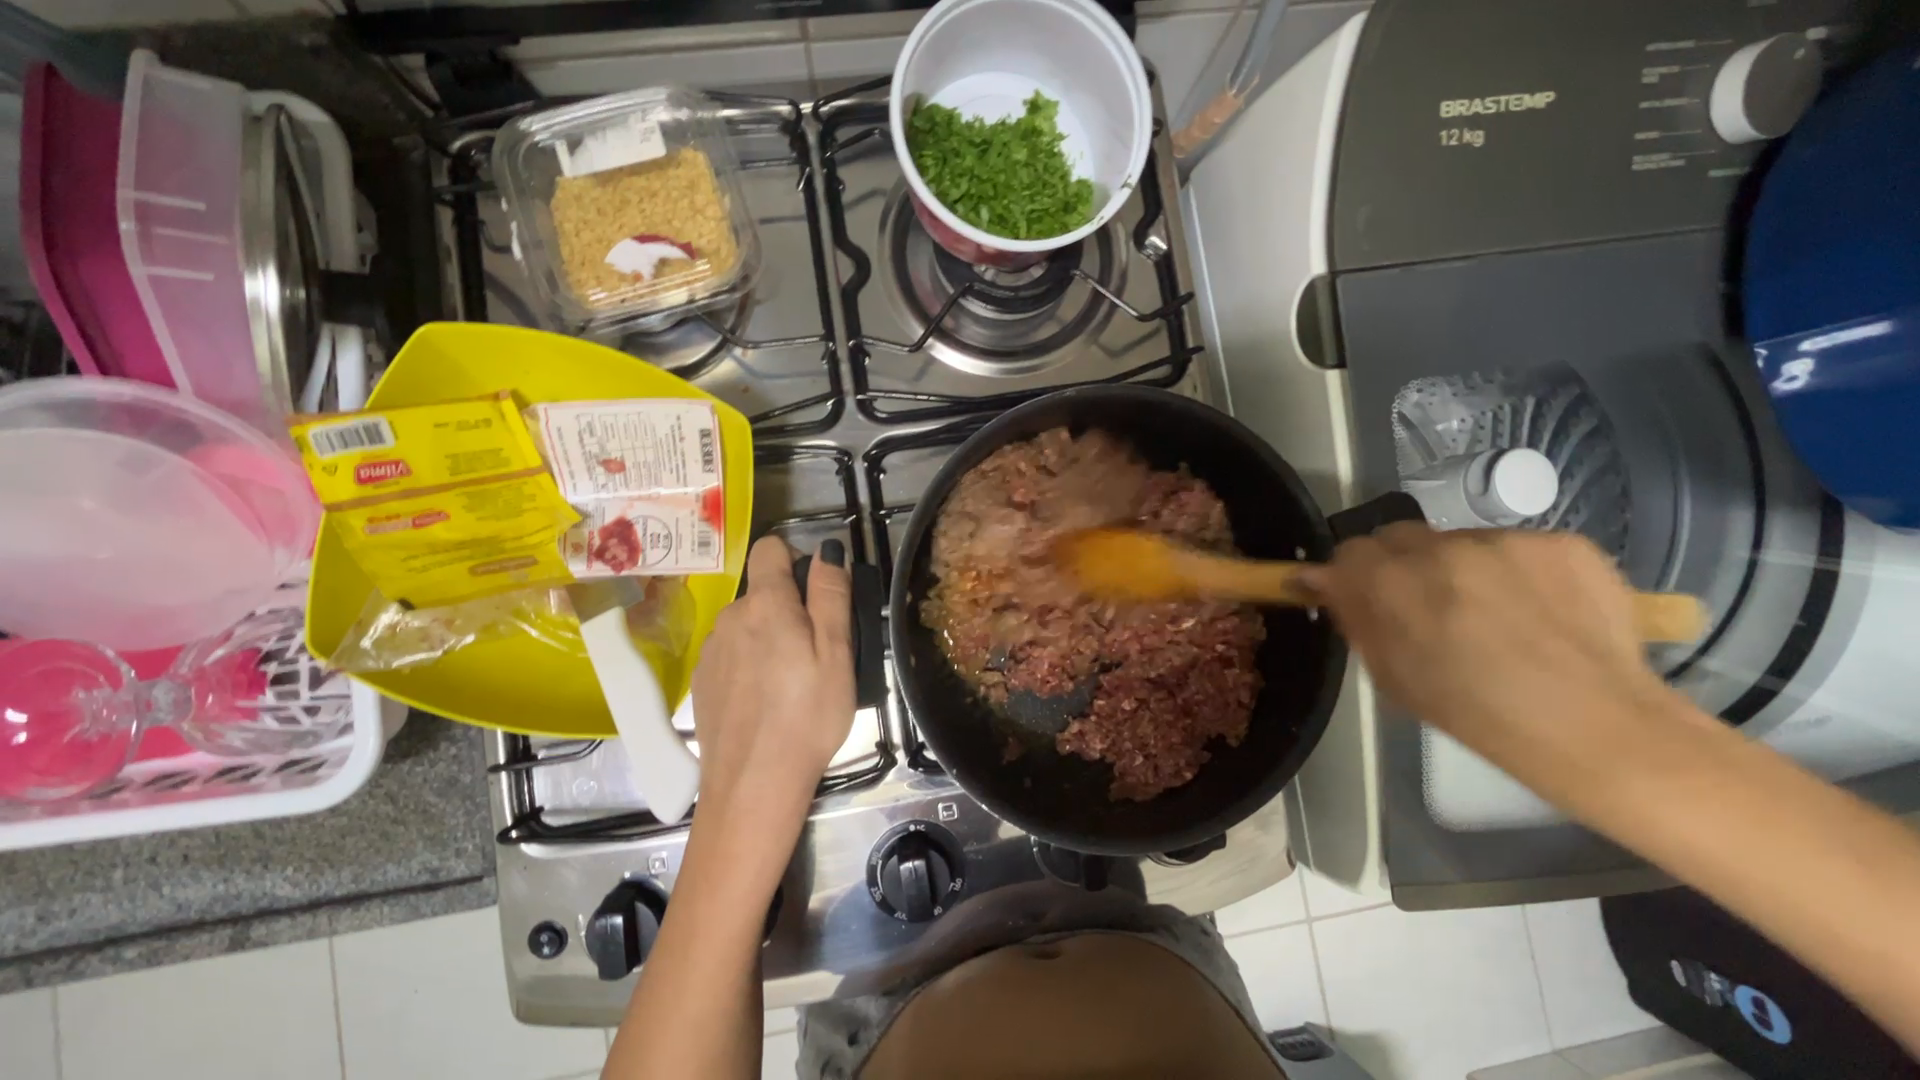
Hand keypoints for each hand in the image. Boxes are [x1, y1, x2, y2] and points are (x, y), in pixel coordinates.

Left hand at [689, 536, 855, 840]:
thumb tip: (827, 548)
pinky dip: (749, 665)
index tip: (817, 594)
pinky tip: (765, 702)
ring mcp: (711, 650)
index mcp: (766, 604)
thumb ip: (831, 595)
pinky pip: (732, 654)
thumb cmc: (808, 717)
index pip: (770, 548)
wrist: (753, 783)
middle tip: (818, 654)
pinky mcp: (702, 681)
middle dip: (789, 609)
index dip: (796, 560)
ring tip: (793, 684)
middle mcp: (730, 617)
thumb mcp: (837, 654)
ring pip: (747, 625)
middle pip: (762, 592)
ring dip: (769, 639)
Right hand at [1300, 524, 1672, 753]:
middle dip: (1403, 565)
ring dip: (1464, 569)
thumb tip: (1324, 582)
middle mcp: (1441, 548)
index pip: (1349, 552)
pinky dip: (1520, 574)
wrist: (1591, 724)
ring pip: (1462, 542)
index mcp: (1390, 583)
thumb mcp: (1392, 677)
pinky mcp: (1560, 541)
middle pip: (1401, 537)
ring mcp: (1504, 540)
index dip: (1353, 575)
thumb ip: (1357, 620)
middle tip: (1428, 607)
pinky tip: (1540, 613)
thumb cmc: (1475, 714)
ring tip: (1497, 616)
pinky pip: (1520, 549)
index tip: (1362, 596)